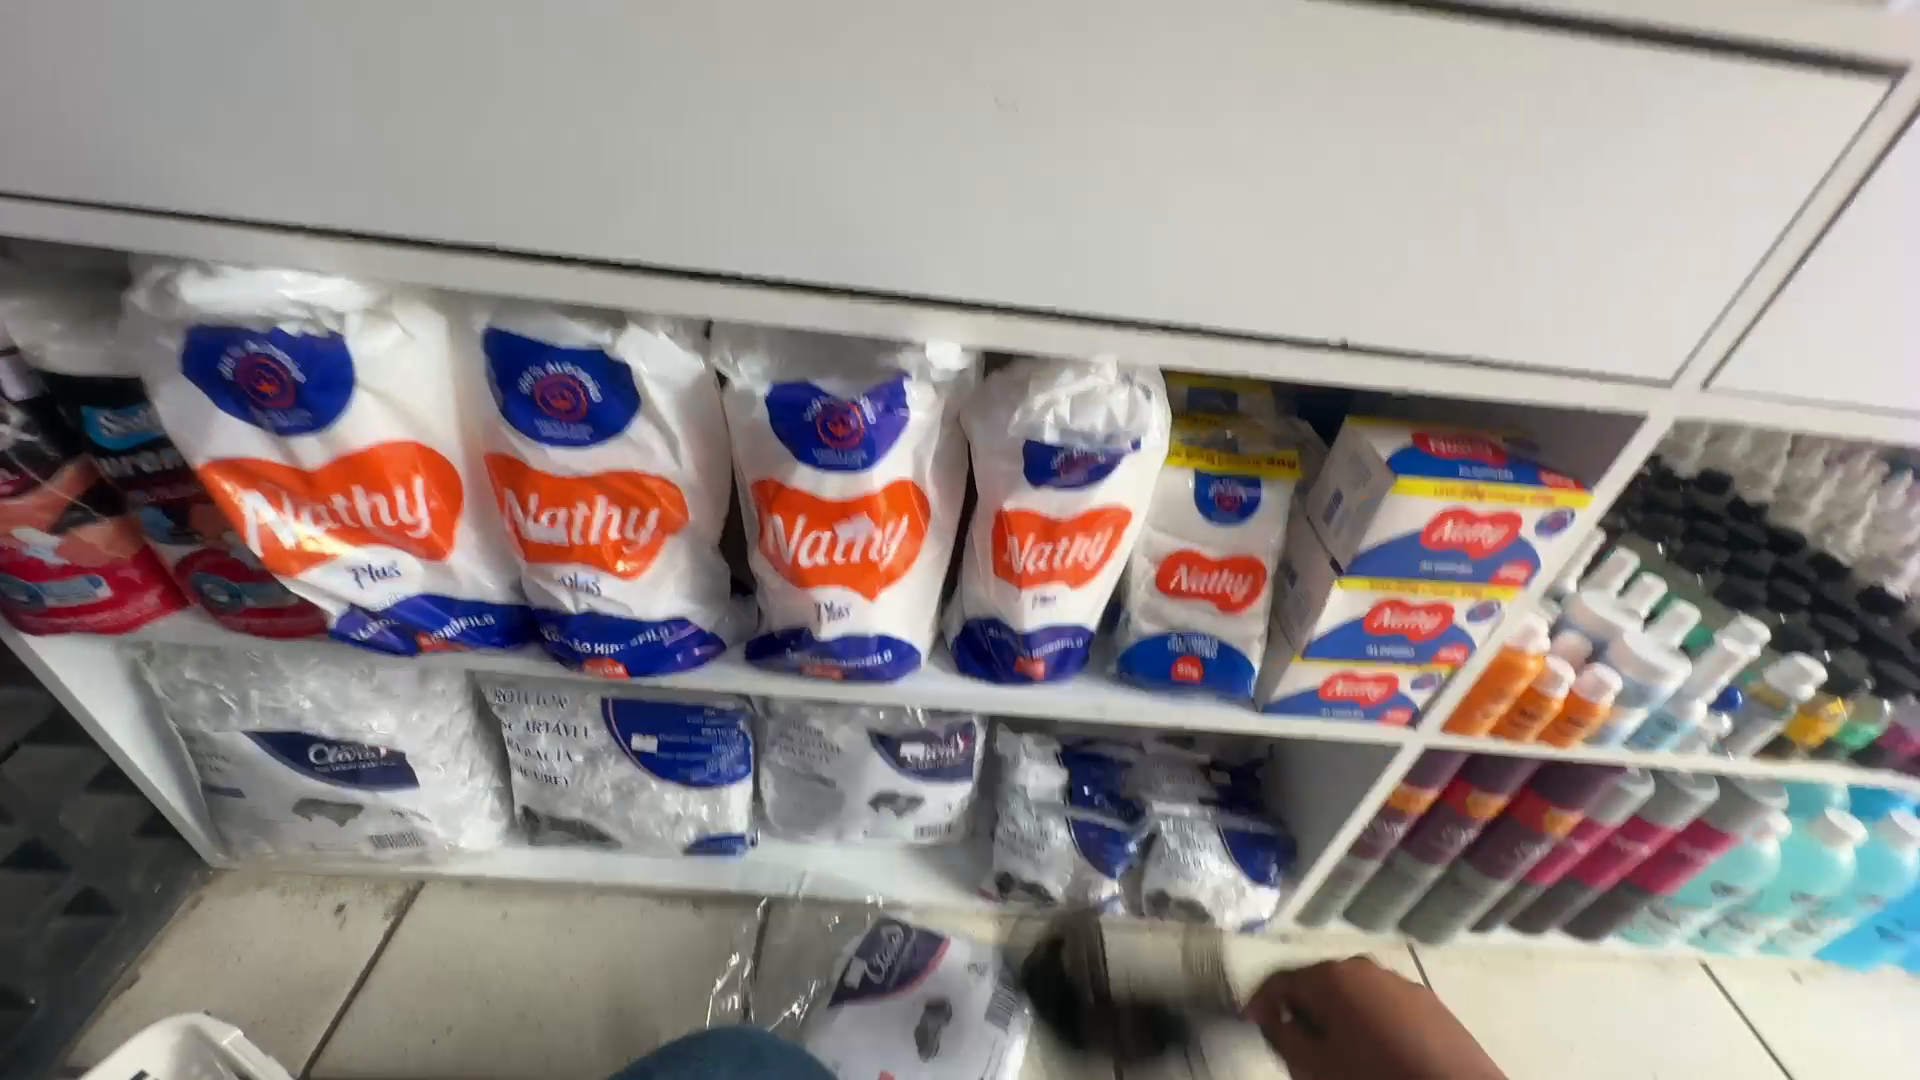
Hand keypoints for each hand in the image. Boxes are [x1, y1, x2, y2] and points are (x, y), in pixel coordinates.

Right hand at [1243, 956, 1505, 1079]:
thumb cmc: (1377, 1079)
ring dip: (1338, 1016)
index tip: (1252, 1022)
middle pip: (1317, 984)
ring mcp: (1397, 981)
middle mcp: (1359, 966)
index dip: (1261, 1002)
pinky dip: (1371, 1021)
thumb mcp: (1316, 1067)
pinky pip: (1384, 1005)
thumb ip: (1285, 1039)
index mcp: (1328, 976)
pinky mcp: (1429, 1002)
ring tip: (1340, 1050)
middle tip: (1298, 1043)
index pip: (1279, 981)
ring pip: (1353, 994)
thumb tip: (1277, 1021)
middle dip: (1303, 1010)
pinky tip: (1378, 1051)